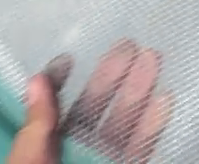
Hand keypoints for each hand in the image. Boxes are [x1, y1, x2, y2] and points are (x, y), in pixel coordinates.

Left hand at [6, 41, 173, 163]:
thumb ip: (34, 132)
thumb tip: (36, 80)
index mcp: (39, 159)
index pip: (48, 118)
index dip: (58, 88)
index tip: (71, 58)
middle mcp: (69, 162)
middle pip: (89, 116)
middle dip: (109, 80)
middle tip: (128, 46)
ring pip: (119, 129)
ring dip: (137, 94)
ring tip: (152, 60)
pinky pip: (139, 152)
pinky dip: (152, 128)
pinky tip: (164, 103)